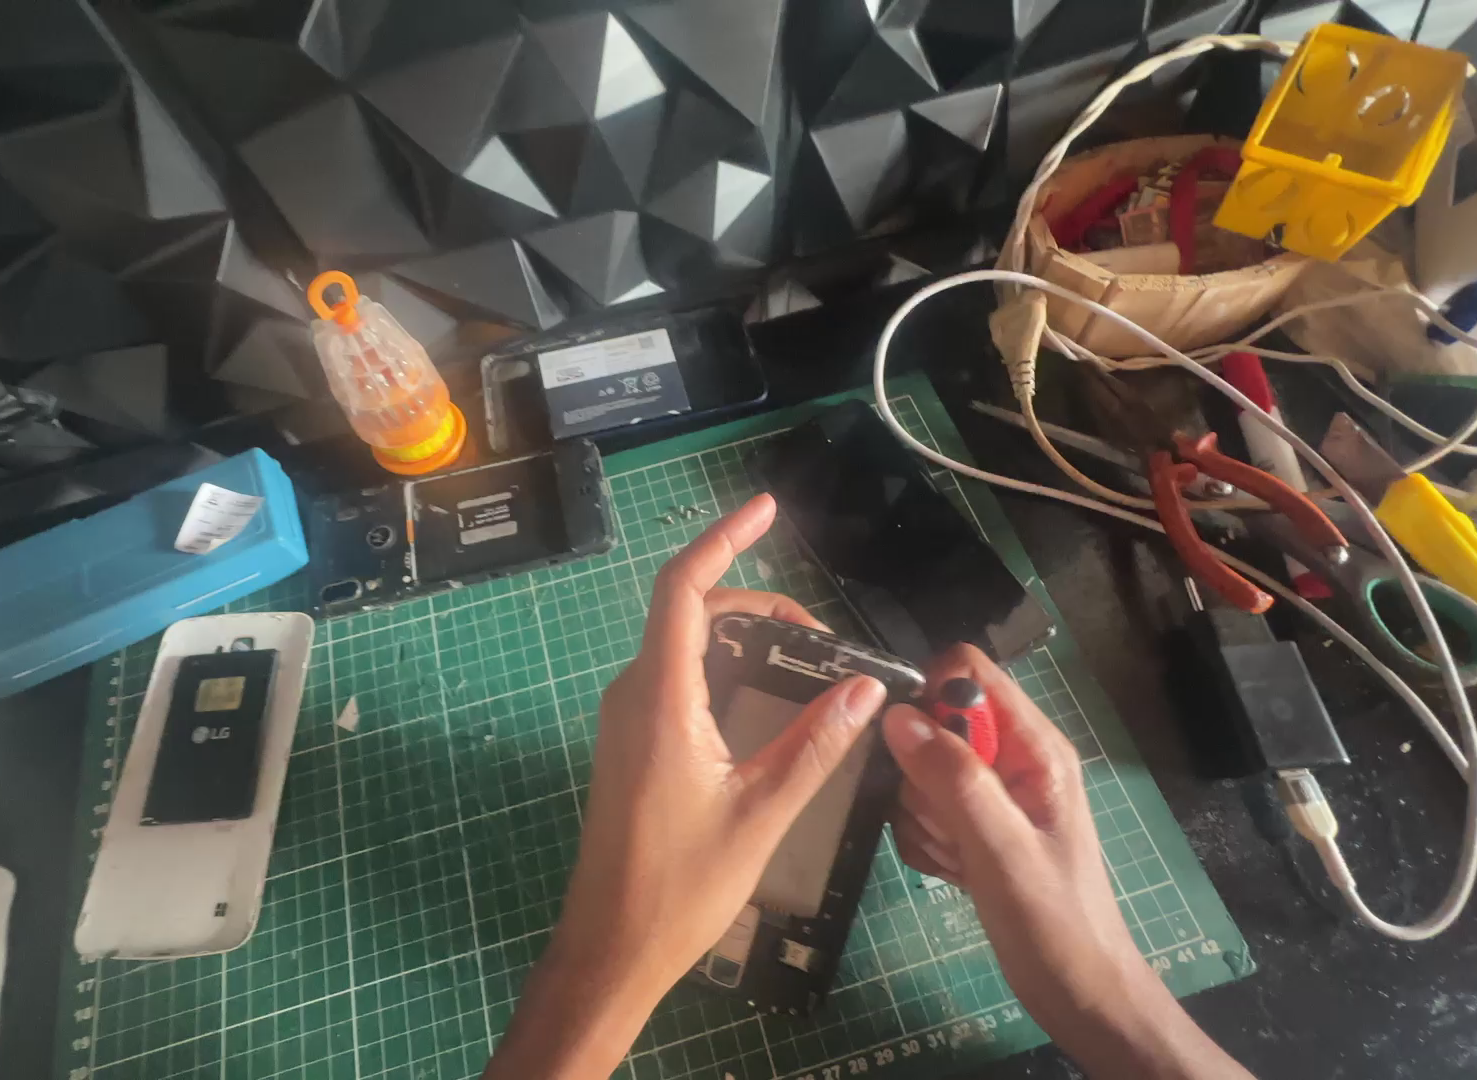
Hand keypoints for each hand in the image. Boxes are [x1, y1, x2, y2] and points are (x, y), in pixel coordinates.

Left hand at [484, 495, 887, 1079]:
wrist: (610, 946)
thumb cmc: (681, 885)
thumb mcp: (761, 812)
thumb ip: (815, 743)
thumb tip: (867, 689)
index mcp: (661, 695)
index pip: (685, 588)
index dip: (724, 538)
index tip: (766, 509)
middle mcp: (636, 689)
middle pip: (692, 611)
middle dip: (758, 603)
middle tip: (821, 633)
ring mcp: (629, 712)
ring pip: (685, 642)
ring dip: (742, 635)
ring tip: (805, 657)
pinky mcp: (633, 734)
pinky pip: (677, 673)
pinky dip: (722, 664)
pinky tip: (763, 692)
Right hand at [884, 644, 1251, 1079]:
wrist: (1081, 998)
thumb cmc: (1056, 924)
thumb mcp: (1002, 850)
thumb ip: (952, 778)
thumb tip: (896, 716)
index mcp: (1032, 745)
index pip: (966, 671)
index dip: (929, 695)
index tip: (910, 747)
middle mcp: (1008, 755)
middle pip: (932, 722)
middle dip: (921, 774)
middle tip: (947, 823)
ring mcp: (988, 789)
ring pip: (918, 767)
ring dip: (921, 814)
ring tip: (958, 855)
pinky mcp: (970, 819)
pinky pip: (918, 806)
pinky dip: (923, 837)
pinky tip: (952, 868)